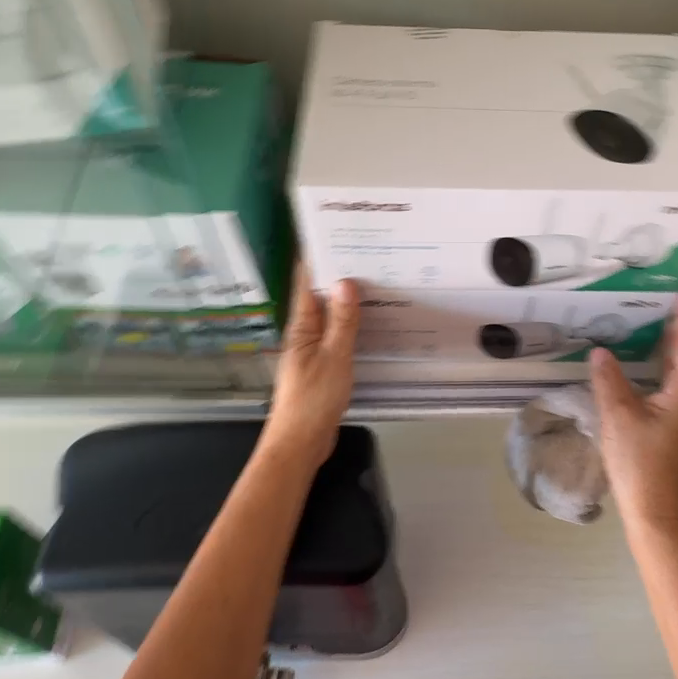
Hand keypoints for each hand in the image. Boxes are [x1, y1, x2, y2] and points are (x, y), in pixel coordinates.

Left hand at [265, 268, 359, 455]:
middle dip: (339, 276)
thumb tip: (346, 282)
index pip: (307, 283)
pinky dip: (352, 326)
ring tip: (377, 282)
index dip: (318, 258)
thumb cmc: (313, 399)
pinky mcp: (323, 367)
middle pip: (320, 297)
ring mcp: (312, 351)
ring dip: (347, 301)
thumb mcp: (334, 357)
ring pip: (331, 317)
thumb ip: (341, 321)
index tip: (337, 235)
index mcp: (301, 327)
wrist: (300, 443)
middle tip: (369, 254)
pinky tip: (372, 323)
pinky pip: (338, 337)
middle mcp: (304, 334)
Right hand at [591, 278, 677, 529]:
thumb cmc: (640, 463)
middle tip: (675, 287)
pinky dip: (665, 355)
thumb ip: (609, 380)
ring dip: (677, 335)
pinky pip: (672, 375)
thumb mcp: (618, 417)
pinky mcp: (671, 418)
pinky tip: (648, 350)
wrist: (653, 510)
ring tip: (662, 308)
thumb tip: (600, 351)